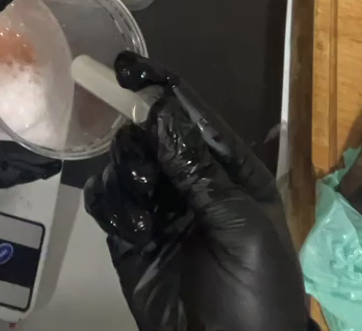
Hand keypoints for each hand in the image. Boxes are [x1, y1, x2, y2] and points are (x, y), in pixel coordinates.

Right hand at [83, 52, 308, 330]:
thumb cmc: (254, 293)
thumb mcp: (238, 228)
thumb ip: (197, 167)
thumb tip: (158, 105)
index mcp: (228, 170)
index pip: (190, 112)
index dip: (159, 84)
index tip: (125, 67)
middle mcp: (190, 179)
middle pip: (149, 129)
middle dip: (139, 138)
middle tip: (143, 168)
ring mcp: (158, 204)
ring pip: (124, 159)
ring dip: (128, 175)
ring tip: (145, 208)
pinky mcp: (129, 232)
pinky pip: (107, 198)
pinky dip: (113, 206)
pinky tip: (133, 231)